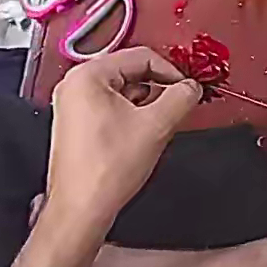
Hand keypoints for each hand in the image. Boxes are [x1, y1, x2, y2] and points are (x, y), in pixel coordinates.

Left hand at [42, 48, 201, 246]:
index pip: (142, 57)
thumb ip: (181, 97)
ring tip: (159, 124)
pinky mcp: (79, 123)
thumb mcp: (157, 125)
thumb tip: (192, 87)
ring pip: (126, 90)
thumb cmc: (105, 170)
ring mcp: (74, 105)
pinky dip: (134, 115)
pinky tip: (143, 134)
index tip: (188, 88)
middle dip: (159, 89)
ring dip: (148, 103)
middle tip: (178, 105)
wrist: (82, 209)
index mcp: (88, 76)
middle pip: (133, 72)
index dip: (171, 72)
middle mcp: (76, 86)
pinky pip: (114, 106)